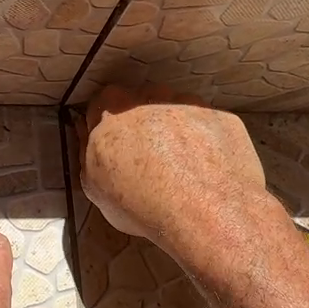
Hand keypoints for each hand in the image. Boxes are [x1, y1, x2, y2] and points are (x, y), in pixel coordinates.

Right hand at [78, 84, 284, 279]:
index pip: (100, 107)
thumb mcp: (94, 187)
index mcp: (111, 108)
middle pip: (140, 104)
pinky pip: (207, 126)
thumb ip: (87, 153)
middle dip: (141, 127)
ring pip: (175, 113)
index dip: (104, 129)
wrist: (206, 211)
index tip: (111, 151)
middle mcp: (150, 96)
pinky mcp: (221, 117)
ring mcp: (189, 103)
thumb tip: (87, 136)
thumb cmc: (141, 202)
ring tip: (180, 172)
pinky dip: (205, 143)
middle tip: (146, 163)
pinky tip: (206, 172)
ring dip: (174, 133)